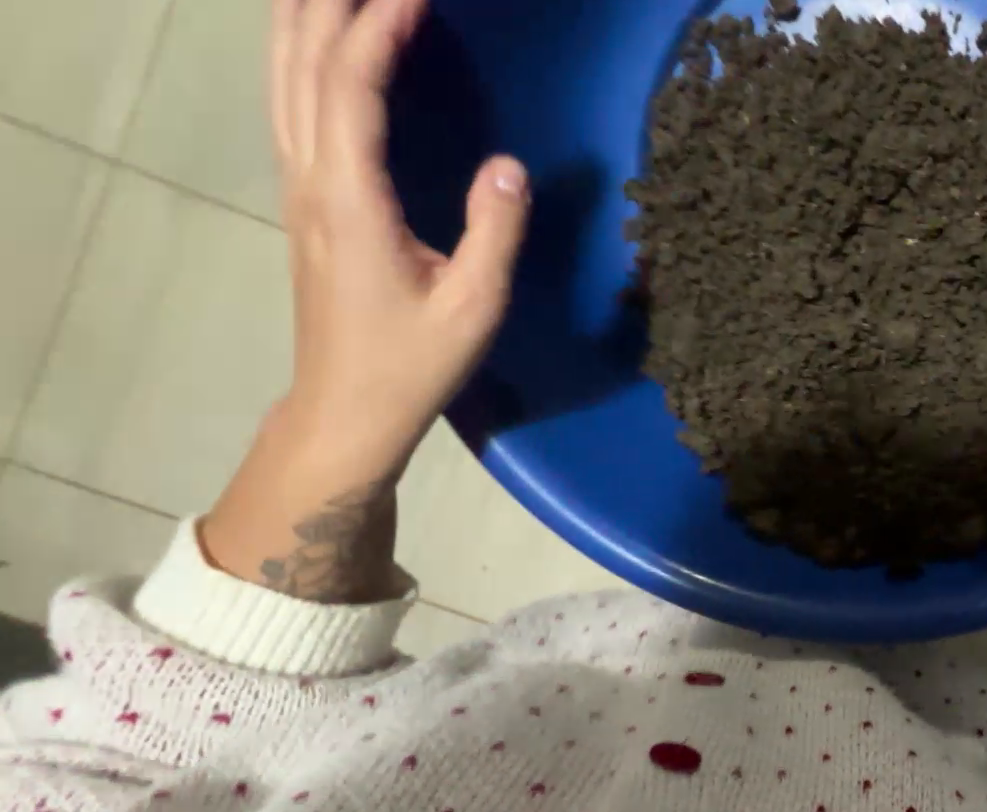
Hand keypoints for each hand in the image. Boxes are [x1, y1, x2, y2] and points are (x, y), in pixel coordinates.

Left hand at [201, 0, 527, 601]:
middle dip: (330, 5)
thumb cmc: (415, 361)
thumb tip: (511, 166)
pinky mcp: (303, 202)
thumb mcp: (474, 306)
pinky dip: (300, 58)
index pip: (351, 89)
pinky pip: (289, 105)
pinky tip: (316, 46)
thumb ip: (493, 232)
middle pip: (301, 64)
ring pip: (283, 79)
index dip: (377, 30)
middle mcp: (310, 179)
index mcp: (351, 200)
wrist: (350, 404)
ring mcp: (296, 188)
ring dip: (305, 21)